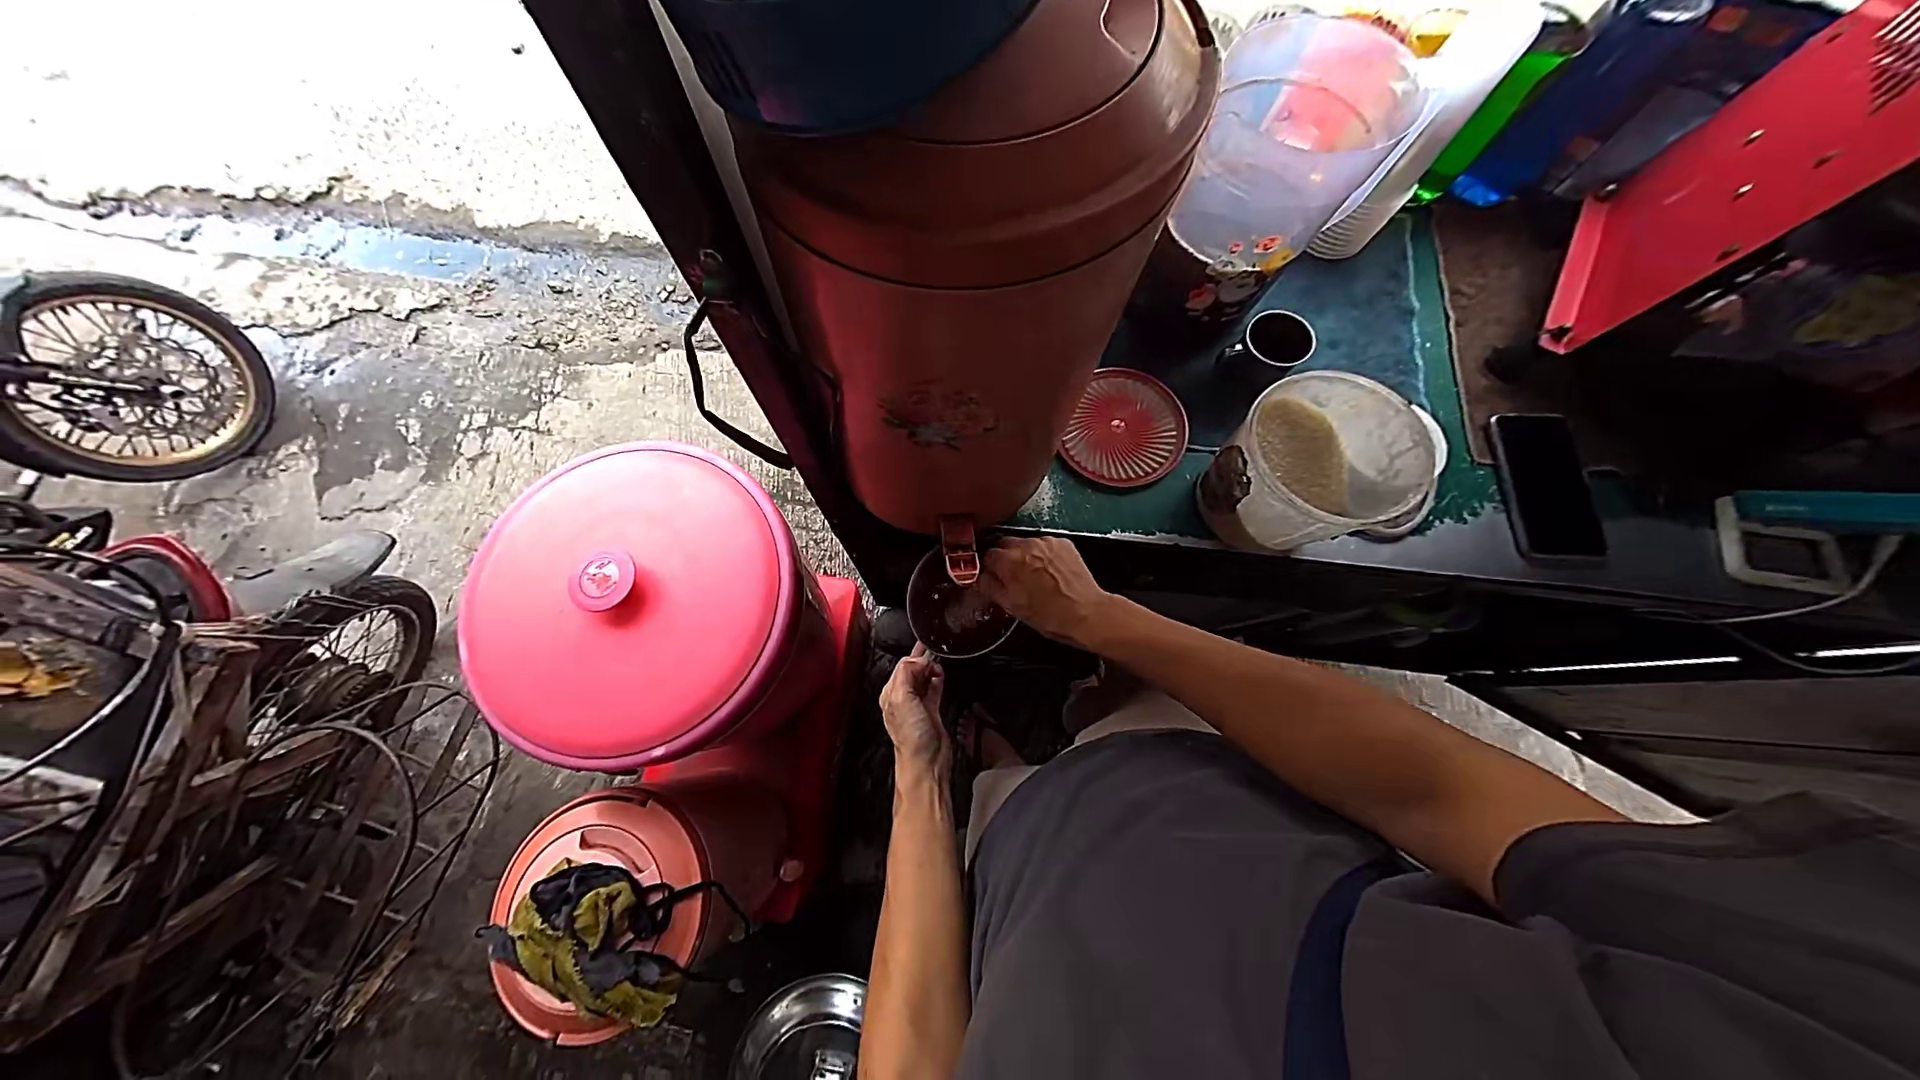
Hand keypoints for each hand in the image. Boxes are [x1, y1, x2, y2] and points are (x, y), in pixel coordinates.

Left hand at [880, 644, 947, 780]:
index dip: (915, 657)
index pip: (902, 666)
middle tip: (934, 650)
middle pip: (913, 670)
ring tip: (939, 662)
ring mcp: (918, 705)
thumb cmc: (911, 739)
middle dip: (923, 659)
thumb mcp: (901, 699)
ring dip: (931, 668)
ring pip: (923, 677)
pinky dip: (938, 679)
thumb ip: (906, 674)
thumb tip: (918, 660)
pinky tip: (941, 674)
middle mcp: (903, 698)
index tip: (927, 652)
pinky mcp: (931, 711)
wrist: (926, 762)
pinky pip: (934, 688)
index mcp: (891, 694)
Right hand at [981, 537, 1112, 648]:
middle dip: (1005, 559)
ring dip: (1025, 557)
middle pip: (1005, 545)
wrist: (1086, 613)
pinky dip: (1043, 556)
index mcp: (1009, 561)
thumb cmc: (1052, 615)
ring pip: (1026, 544)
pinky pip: (1044, 545)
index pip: (987, 555)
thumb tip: (981, 578)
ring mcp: (1046, 542)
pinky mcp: (1063, 543)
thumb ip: (990, 587)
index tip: (993, 577)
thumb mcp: (1011, 606)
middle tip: (1013, 579)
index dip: (989, 568)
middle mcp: (1026, 546)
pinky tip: (1049, 574)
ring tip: (1035, 579)